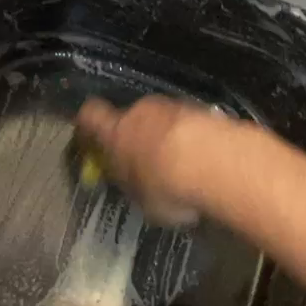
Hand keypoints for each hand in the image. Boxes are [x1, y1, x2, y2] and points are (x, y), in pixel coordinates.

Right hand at [74, 96, 233, 225]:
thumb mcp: (141, 198)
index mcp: (115, 133)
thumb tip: (133, 183)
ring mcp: (173, 107)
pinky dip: (193, 138)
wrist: (216, 162)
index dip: (89, 124)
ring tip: (182, 167)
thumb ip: (133, 185)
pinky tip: (204, 162)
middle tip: (147, 163)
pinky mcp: (203, 109)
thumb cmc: (166, 185)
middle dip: (137, 137)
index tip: (91, 136)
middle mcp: (141, 112)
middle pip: (131, 118)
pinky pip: (189, 124)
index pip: (90, 116)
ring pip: (162, 120)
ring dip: (167, 138)